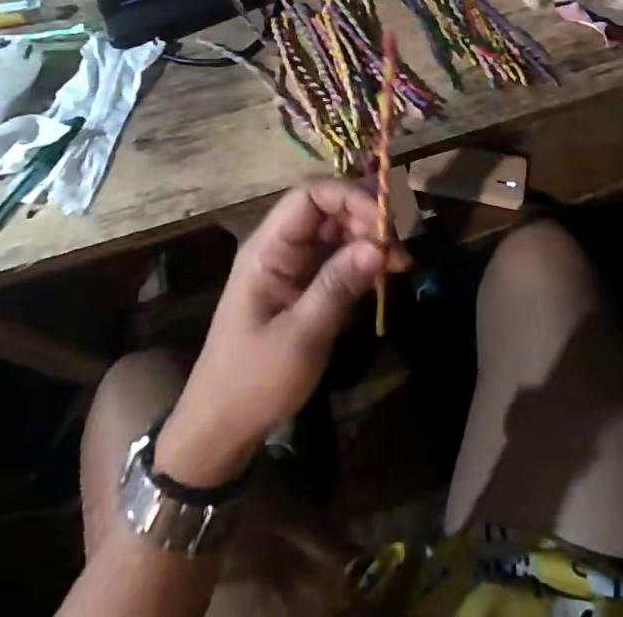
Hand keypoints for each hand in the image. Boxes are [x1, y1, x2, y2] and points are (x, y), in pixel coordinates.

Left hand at [156, 182, 407, 486]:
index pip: (309, 196)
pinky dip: (363, 265)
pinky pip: (338, 262)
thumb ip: (338, 286)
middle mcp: (281, 249)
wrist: (223, 426)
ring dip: (370, 244)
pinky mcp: (305, 289)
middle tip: (398, 253)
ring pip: (338, 235)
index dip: (349, 197)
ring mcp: (293, 269)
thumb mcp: (301, 335)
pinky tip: (384, 281)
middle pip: (328, 212)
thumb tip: (380, 246)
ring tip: (399, 268)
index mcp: (267, 249)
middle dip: (366, 222)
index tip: (384, 224)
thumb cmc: (255, 379)